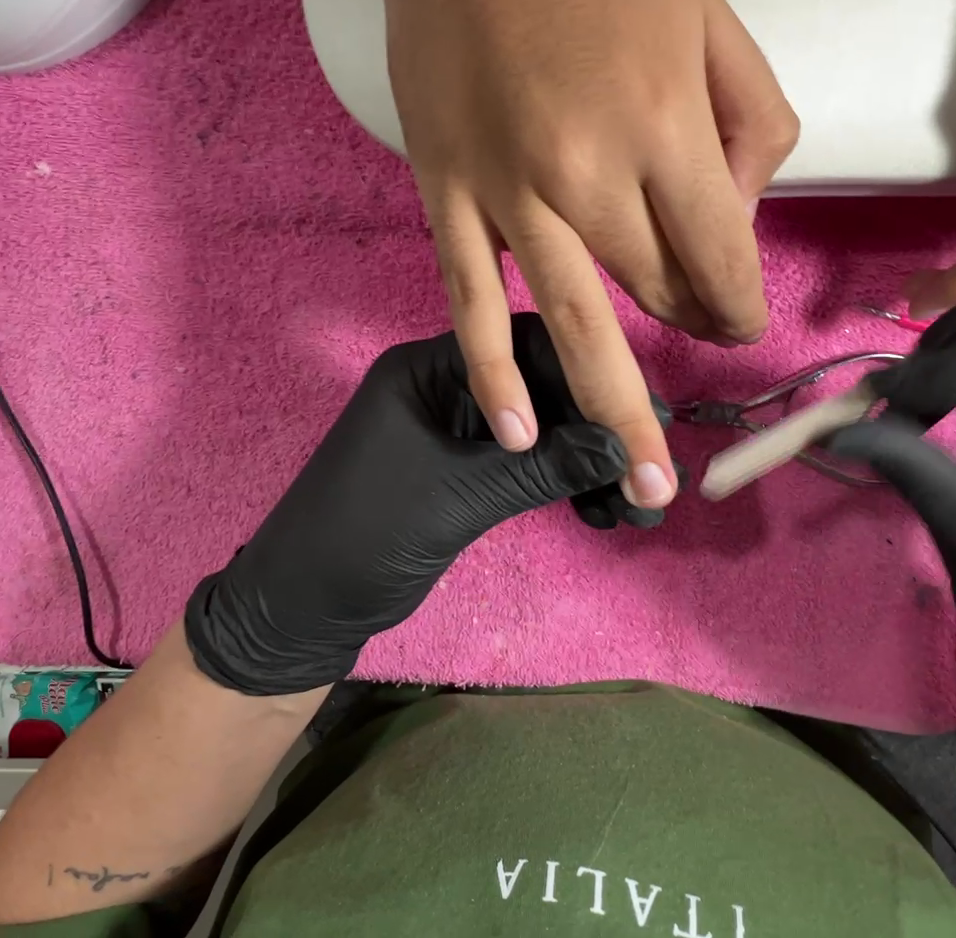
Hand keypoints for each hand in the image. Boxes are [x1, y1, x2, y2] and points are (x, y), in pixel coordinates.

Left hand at [186, 314, 639, 695]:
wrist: (305, 606)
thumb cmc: (367, 533)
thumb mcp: (459, 496)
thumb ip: (543, 467)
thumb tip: (628, 446)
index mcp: (428, 368)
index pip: (524, 348)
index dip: (588, 379)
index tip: (645, 417)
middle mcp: (444, 387)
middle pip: (538, 390)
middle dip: (594, 430)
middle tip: (650, 467)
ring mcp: (454, 431)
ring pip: (537, 433)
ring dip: (583, 466)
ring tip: (633, 507)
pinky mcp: (462, 472)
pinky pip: (523, 466)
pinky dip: (559, 486)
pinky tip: (598, 513)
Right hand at [331, 0, 799, 508]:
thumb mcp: (714, 18)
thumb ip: (754, 123)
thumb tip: (735, 217)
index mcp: (659, 125)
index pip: (720, 255)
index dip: (742, 302)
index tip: (741, 317)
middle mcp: (584, 175)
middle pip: (654, 291)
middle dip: (689, 323)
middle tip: (699, 331)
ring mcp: (507, 196)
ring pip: (574, 323)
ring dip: (615, 406)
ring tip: (642, 480)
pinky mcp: (448, 199)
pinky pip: (472, 303)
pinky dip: (496, 375)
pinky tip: (521, 433)